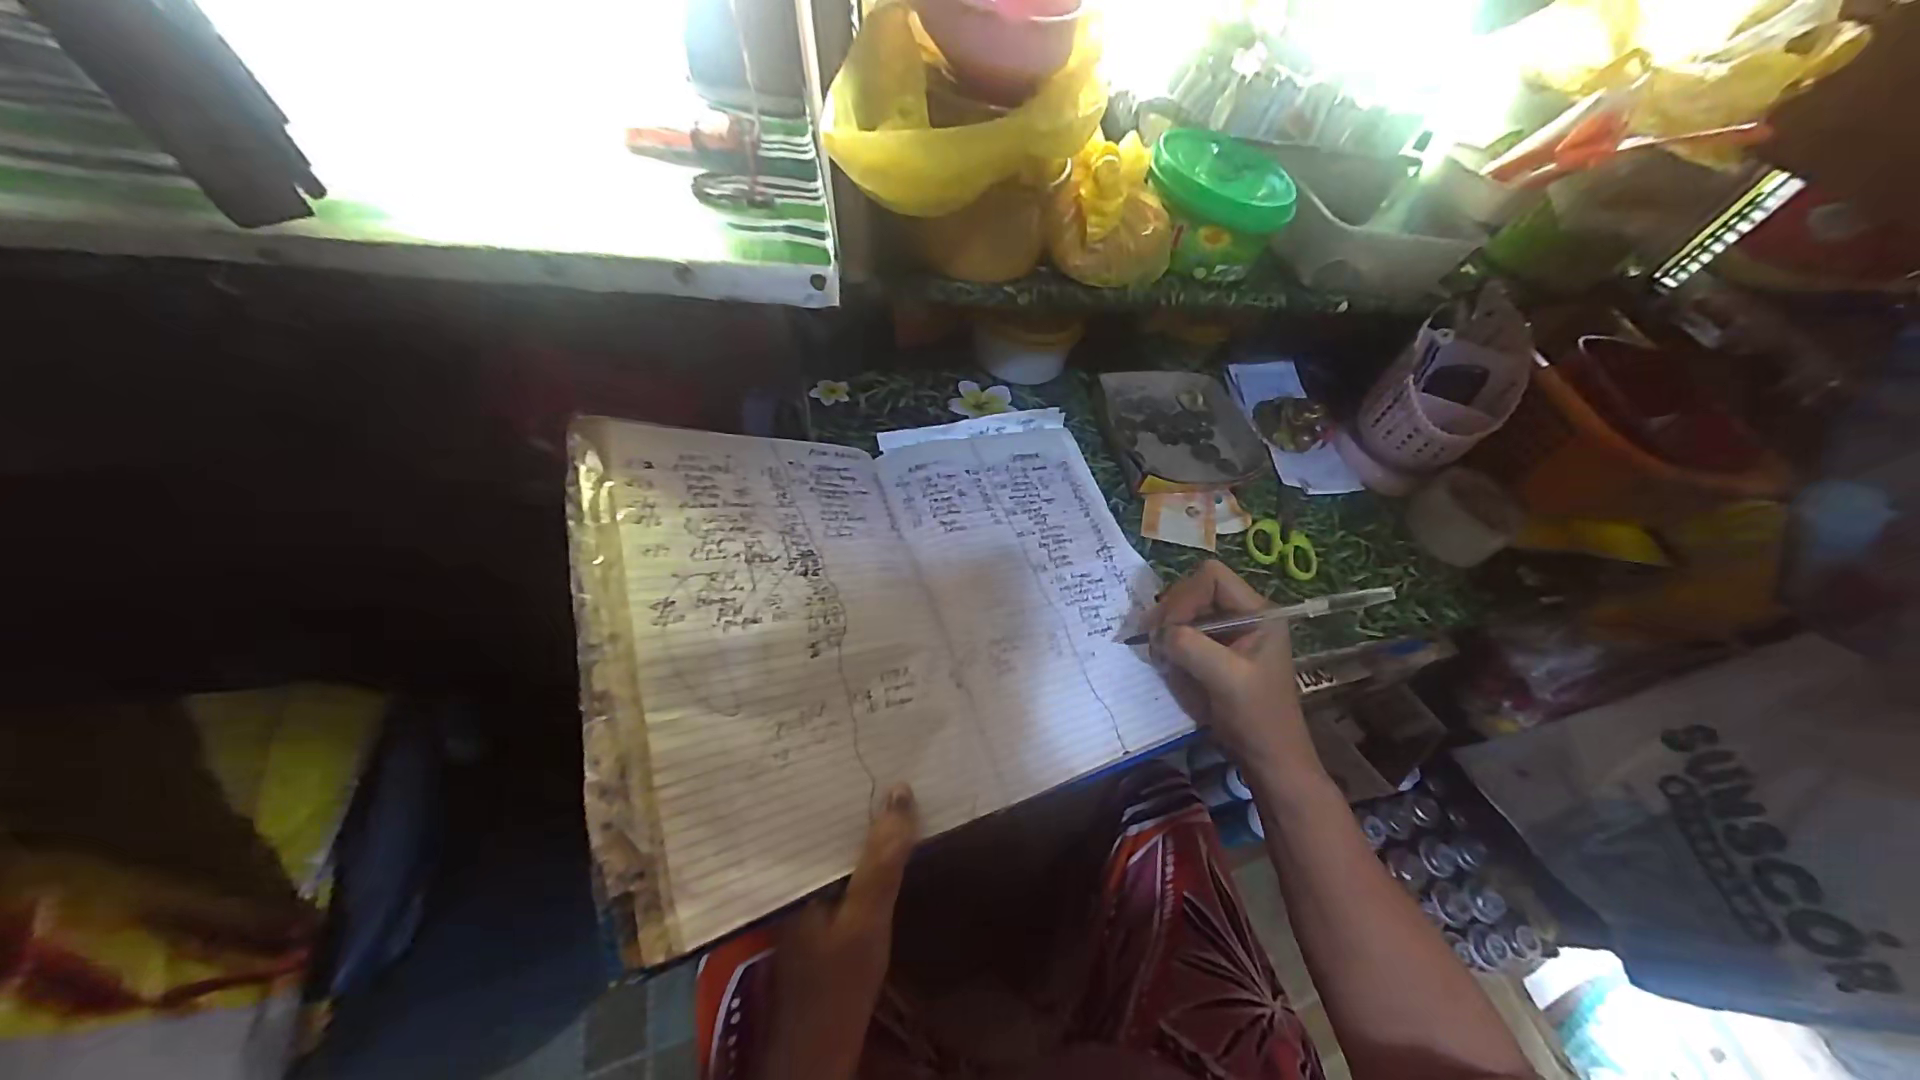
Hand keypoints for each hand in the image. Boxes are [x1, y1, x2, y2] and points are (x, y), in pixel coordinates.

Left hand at [758, 784, 918, 1079]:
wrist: (822, 1054)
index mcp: (790, 874)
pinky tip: (885, 839)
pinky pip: (842, 867)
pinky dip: (862, 851)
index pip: (810, 813)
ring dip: (859, 824)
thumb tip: (900, 791)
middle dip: (851, 797)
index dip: (838, 782)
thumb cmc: (838, 984)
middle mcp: (791, 878)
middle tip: (883, 756)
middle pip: (822, 826)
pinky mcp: (820, 913)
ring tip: (889, 787)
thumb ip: (882, 860)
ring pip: (834, 846)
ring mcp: (804, 897)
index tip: (862, 749)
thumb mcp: (866, 918)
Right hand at [1144, 561, 1323, 791]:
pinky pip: (1181, 633)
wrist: (1268, 759)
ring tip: (1159, 654)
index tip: (1169, 628)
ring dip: (1165, 630)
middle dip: (1170, 613)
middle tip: (1154, 641)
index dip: (1185, 596)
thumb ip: (1192, 647)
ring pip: (1183, 611)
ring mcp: (1226, 633)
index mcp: (1257, 612)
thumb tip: (1158, 633)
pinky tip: (1165, 663)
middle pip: (1193, 590)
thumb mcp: (1227, 680)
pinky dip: (1167, 645)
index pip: (1211, 577)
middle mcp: (1242, 615)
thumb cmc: (1257, 718)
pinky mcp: (1213, 651)